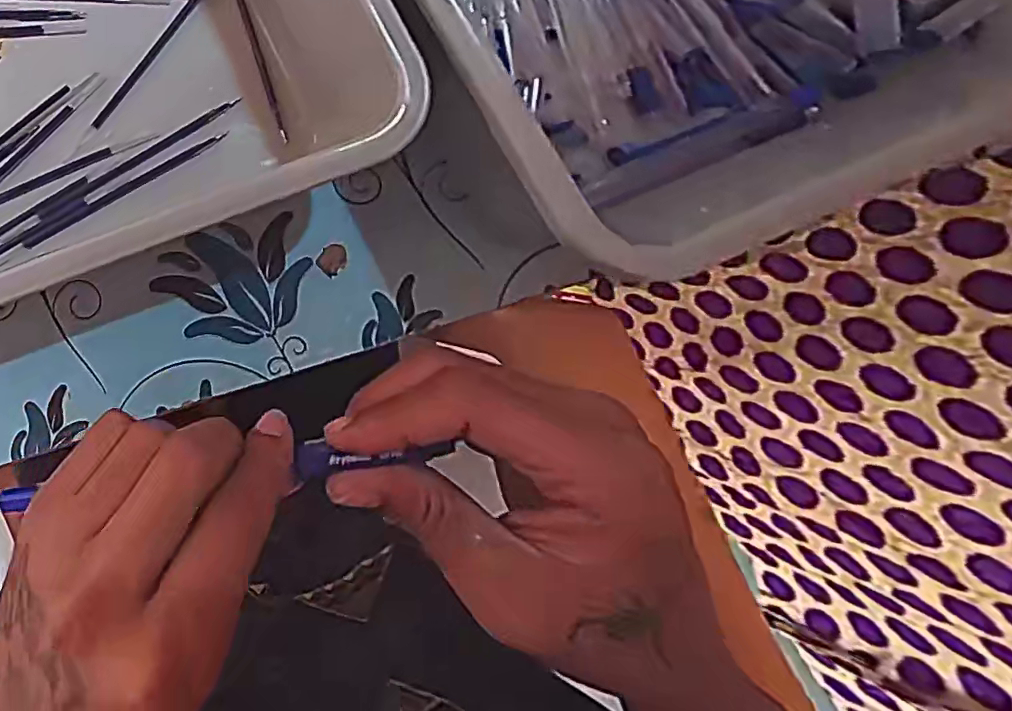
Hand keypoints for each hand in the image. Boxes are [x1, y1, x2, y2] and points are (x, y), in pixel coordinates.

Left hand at [0, 409, 293, 710]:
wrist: (31, 710)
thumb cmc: (120, 694)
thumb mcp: (197, 654)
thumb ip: (231, 562)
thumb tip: (260, 473)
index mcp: (161, 646)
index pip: (231, 521)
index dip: (265, 466)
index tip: (274, 439)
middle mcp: (105, 587)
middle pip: (185, 463)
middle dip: (225, 440)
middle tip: (236, 447)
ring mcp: (63, 543)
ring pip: (144, 437)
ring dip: (180, 435)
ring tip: (186, 462)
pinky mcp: (40, 512)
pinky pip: (101, 434)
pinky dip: (134, 434)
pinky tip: (142, 461)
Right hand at [323, 339, 780, 710]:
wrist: (669, 646)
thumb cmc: (599, 630)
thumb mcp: (504, 591)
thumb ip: (426, 518)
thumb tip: (347, 478)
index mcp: (593, 456)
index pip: (471, 398)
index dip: (395, 413)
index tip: (342, 441)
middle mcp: (589, 413)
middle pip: (462, 368)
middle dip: (389, 398)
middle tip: (343, 440)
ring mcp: (576, 406)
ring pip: (464, 366)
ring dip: (403, 395)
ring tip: (364, 435)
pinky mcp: (559, 411)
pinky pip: (478, 383)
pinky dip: (429, 402)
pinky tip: (404, 430)